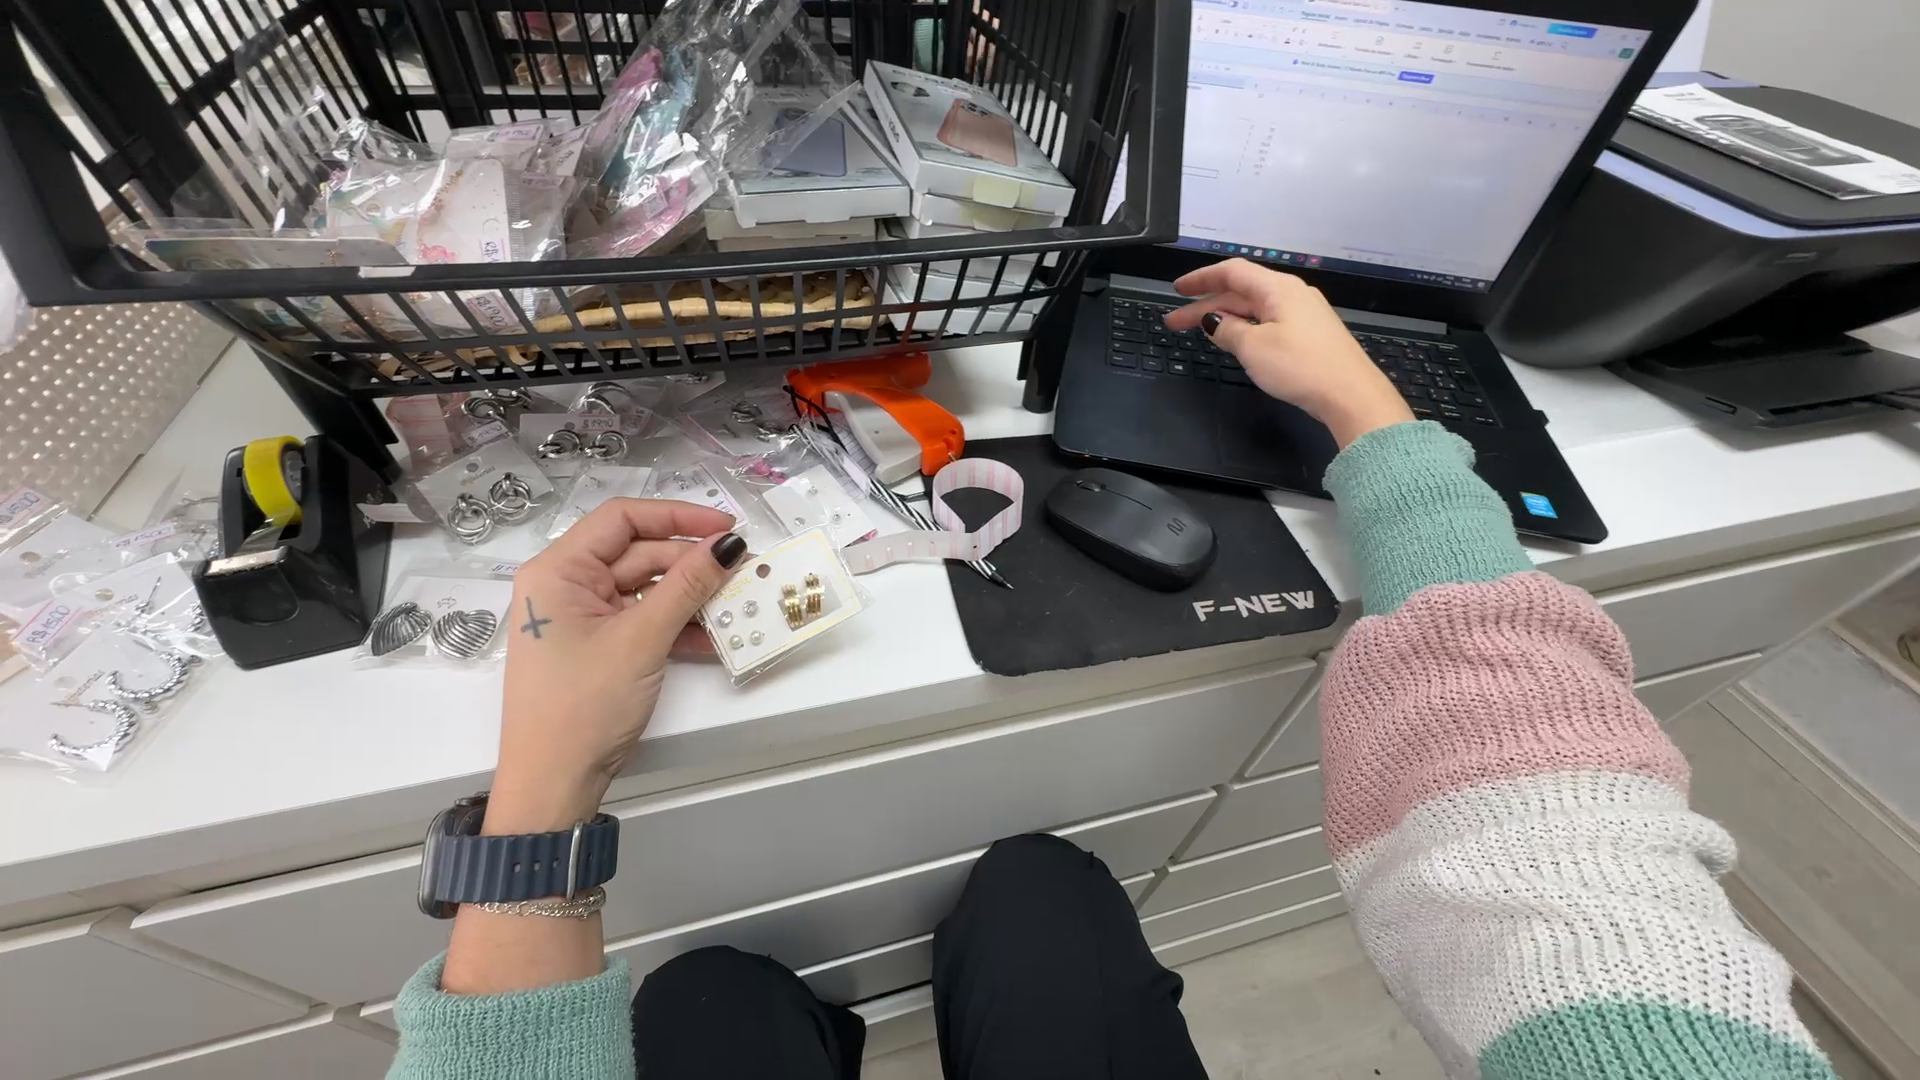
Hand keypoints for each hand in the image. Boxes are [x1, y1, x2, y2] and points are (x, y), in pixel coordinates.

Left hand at [484, 499, 747, 835]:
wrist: (555, 783)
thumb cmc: (585, 704)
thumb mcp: (642, 639)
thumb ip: (688, 586)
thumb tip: (729, 543)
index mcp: (558, 570)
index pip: (623, 519)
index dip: (678, 516)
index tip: (727, 527)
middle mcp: (567, 585)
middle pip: (640, 554)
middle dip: (692, 564)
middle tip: (744, 573)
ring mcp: (584, 617)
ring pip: (648, 589)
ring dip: (691, 597)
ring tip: (736, 605)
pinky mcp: (600, 644)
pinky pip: (645, 619)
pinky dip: (678, 625)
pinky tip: (714, 638)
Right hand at [1163, 259, 1413, 447]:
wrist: (1349, 394)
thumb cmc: (1300, 366)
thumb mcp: (1253, 347)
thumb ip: (1227, 330)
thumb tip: (1212, 321)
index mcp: (1278, 288)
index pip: (1232, 272)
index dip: (1201, 278)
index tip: (1177, 290)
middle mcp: (1291, 294)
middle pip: (1240, 292)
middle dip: (1205, 305)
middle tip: (1174, 323)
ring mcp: (1301, 314)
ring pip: (1253, 308)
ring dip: (1223, 317)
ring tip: (1199, 332)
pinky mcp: (1307, 334)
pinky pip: (1266, 322)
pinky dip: (1242, 327)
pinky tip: (1233, 340)